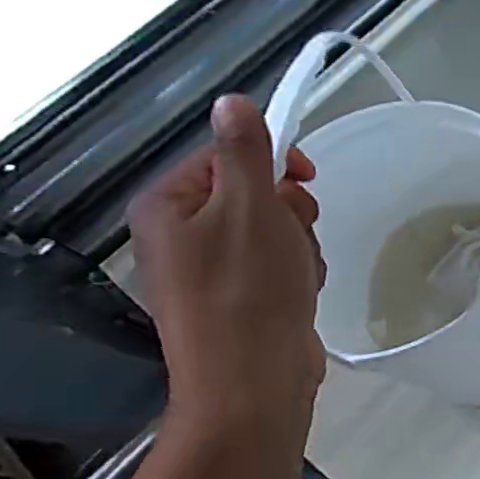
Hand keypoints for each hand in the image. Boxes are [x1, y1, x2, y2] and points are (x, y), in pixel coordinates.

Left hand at [129, 95, 326, 438]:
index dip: (273, 163)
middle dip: (291, 214)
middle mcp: (183, 234)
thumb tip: (232, 101)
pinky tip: (299, 293)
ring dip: (301, 246)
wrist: (253, 377)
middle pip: (256, 196)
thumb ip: (245, 153)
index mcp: (170, 205)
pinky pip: (281, 265)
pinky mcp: (243, 298)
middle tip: (299, 233)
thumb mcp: (251, 209)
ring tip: (299, 274)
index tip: (308, 178)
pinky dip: (299, 273)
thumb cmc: (248, 288)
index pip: (226, 157)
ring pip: (277, 233)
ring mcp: (212, 270)